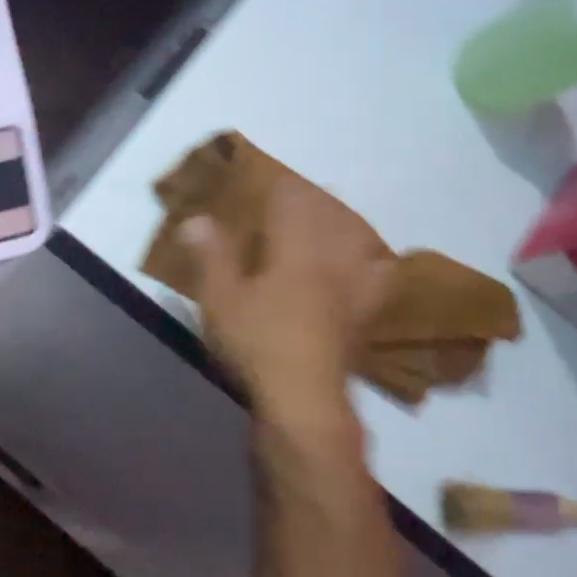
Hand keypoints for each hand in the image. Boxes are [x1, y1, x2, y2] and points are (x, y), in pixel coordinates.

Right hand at [180, 179, 391, 408]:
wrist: (304, 396)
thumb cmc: (256, 342)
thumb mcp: (220, 299)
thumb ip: (212, 256)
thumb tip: (197, 218)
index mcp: (296, 247)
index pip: (292, 198)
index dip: (276, 185)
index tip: (258, 180)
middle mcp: (333, 256)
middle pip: (330, 212)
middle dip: (311, 199)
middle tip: (290, 197)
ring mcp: (355, 284)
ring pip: (358, 236)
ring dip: (342, 222)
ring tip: (328, 220)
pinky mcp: (365, 312)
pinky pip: (379, 273)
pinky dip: (372, 260)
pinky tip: (366, 263)